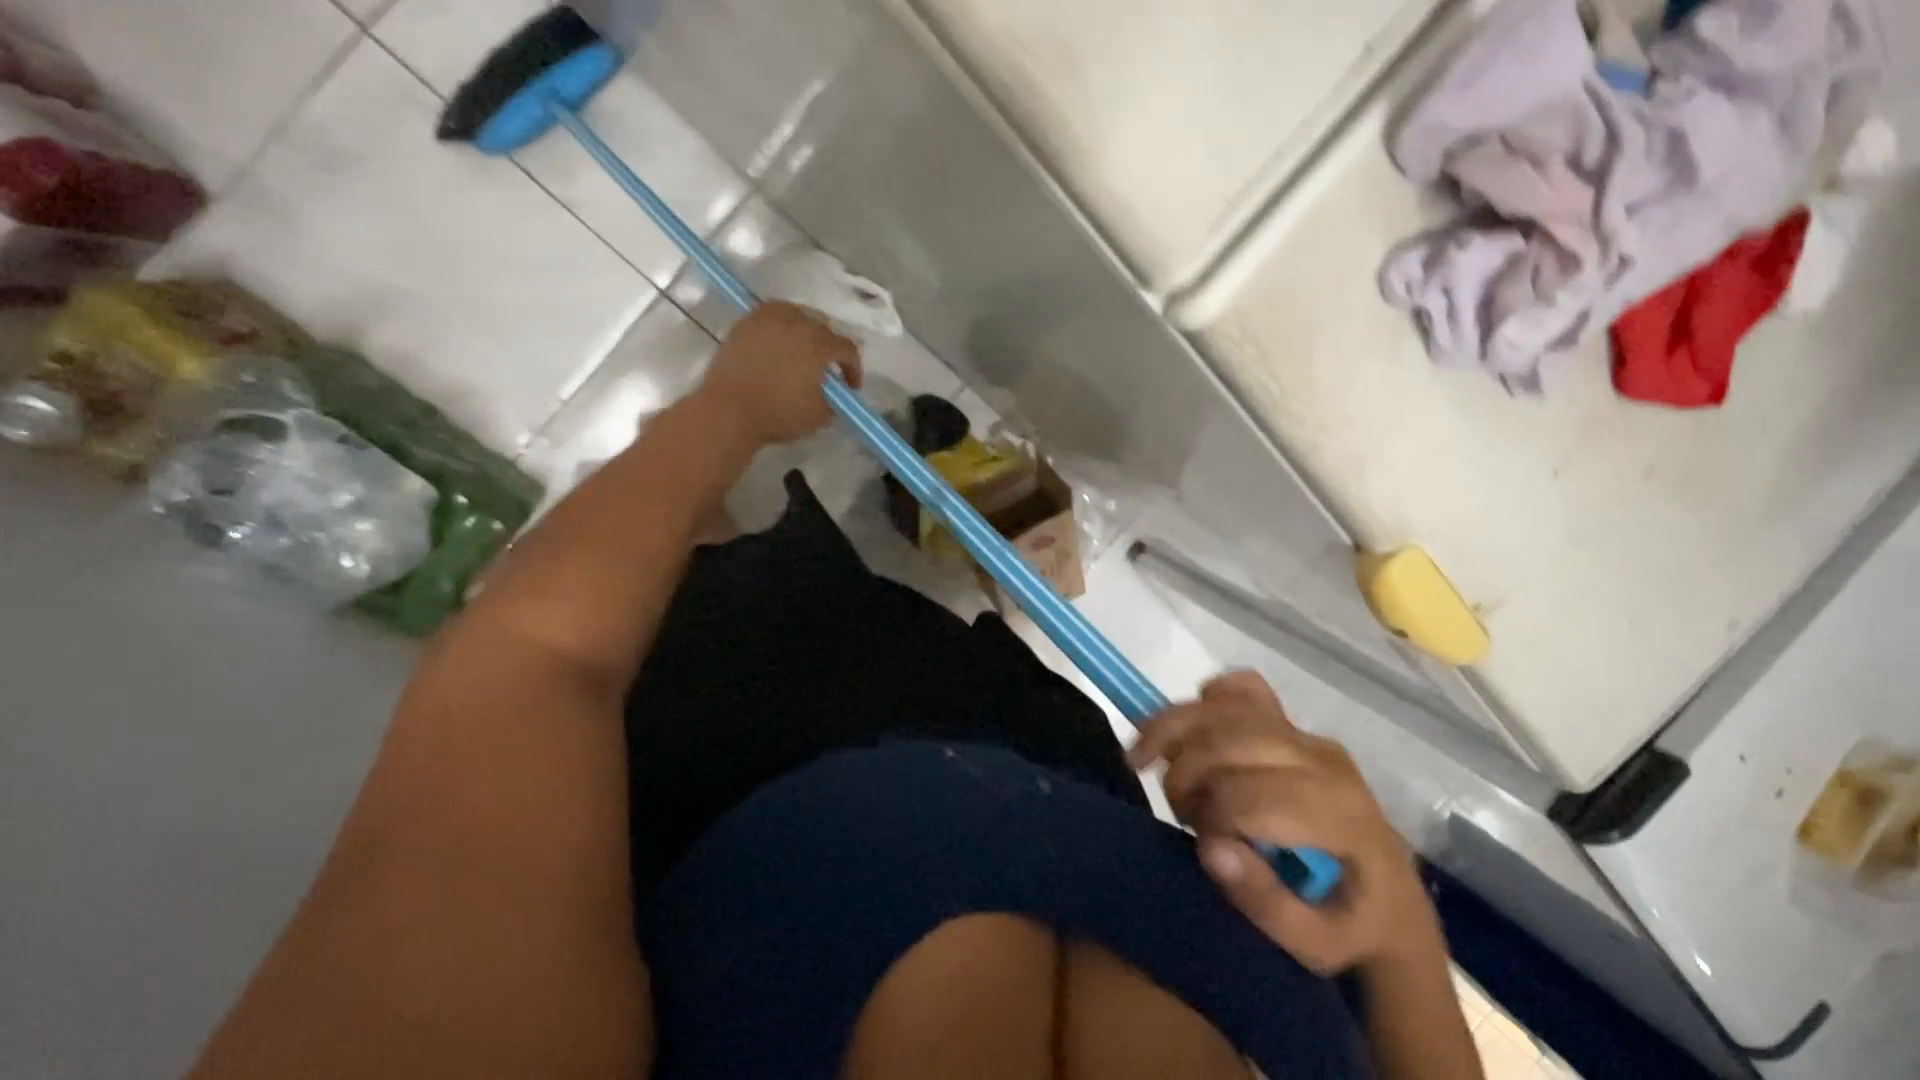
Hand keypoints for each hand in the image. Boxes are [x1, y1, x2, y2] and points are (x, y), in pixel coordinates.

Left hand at [694, 301, 861, 445]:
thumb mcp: (818, 417)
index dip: (853, 368)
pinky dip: (778, 327)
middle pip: (822, 326)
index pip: (847, 348)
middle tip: (826, 367)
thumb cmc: (777, 414)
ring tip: (800, 349)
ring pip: (795, 313)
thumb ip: (835, 403)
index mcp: (818, 343)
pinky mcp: (744, 324)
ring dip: (804, 330)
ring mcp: (767, 319)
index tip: (850, 388)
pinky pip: (769, 317)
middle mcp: (796, 322)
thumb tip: (836, 396)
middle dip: (829, 346)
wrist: (727, 410)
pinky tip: (775, 344)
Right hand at [1128, 672, 1443, 975]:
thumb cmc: (1349, 928)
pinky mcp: (1296, 727)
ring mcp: (1308, 737)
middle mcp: (1322, 761)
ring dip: (1175, 729)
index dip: (1208, 819)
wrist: (1392, 903)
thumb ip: (1265, 903)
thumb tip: (1212, 847)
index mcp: (1334, 815)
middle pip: (1228, 741)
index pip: (1245, 794)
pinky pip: (1245, 689)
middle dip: (1184, 776)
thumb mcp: (1314, 943)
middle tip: (1178, 814)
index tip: (1205, 848)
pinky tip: (1186, 732)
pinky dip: (1207, 700)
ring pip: (1226, 707)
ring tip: (1145, 759)